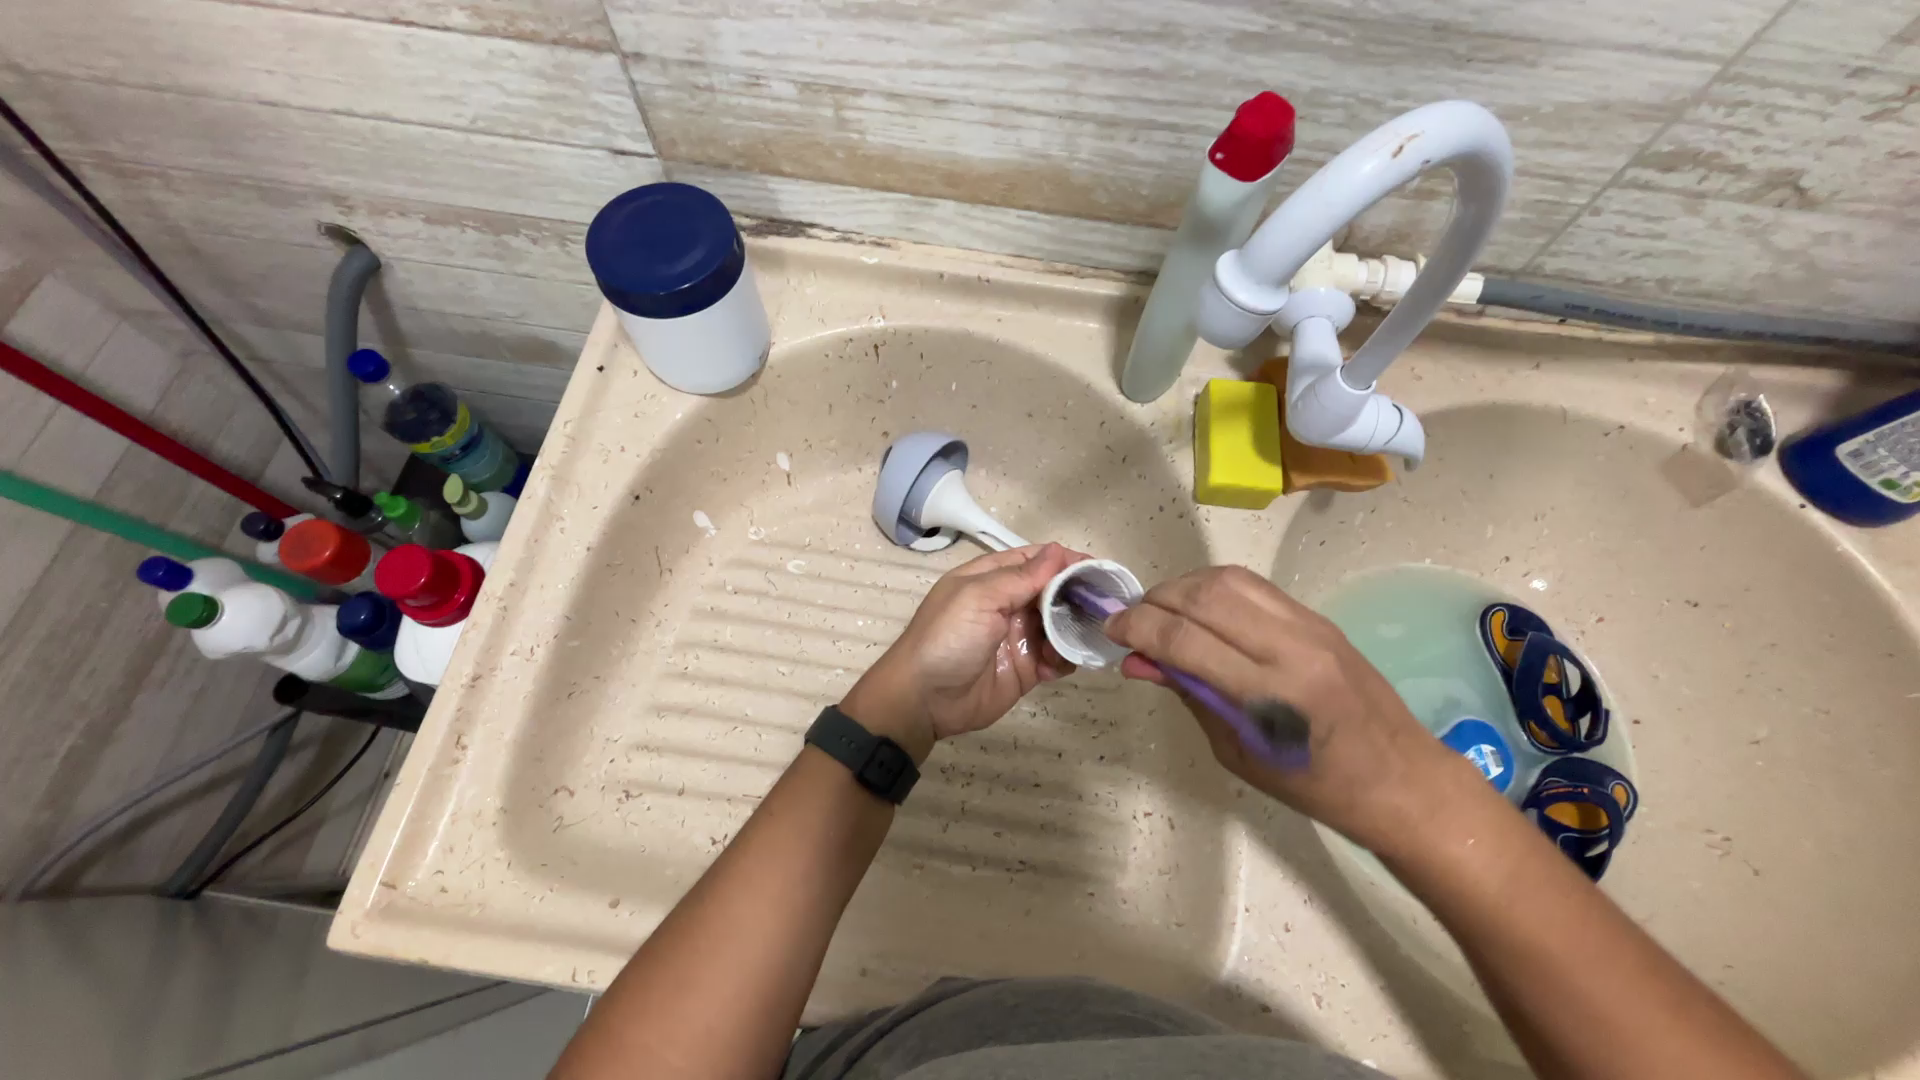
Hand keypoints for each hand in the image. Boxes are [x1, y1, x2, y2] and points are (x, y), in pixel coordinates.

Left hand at [842, 543, 1084, 761]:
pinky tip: (1062, 663)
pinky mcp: (1025, 669)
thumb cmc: (947, 638)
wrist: (924, 700)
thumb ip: (1021, 576)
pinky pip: (1055, 658)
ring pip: (1059, 625)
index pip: (1034, 560)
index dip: (1064, 561)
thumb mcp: (978, 597)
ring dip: (1074, 628)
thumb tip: (1057, 550)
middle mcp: (1006, 604)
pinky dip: (1065, 658)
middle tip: (1106, 603)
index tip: (1097, 567)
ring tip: (1087, 635)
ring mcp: (1017, 637)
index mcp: (990, 579)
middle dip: (1078, 595)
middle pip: (1052, 591)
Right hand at [1104, 565, 1476, 853]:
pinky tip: (1198, 608)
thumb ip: (1190, 695)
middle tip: (1130, 621)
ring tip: (1160, 611)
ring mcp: (1308, 626)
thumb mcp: (1238, 752)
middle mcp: (1290, 647)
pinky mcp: (1317, 617)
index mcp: (1269, 694)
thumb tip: (1138, 661)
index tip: (1110, 631)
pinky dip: (1214, 588)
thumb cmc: (1313, 784)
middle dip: (1153, 602)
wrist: (1400, 777)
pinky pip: (1254, 586)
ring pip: (1227, 580)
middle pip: (1202, 597)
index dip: (1137, 628)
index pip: (1184, 640)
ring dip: (1181, 587)